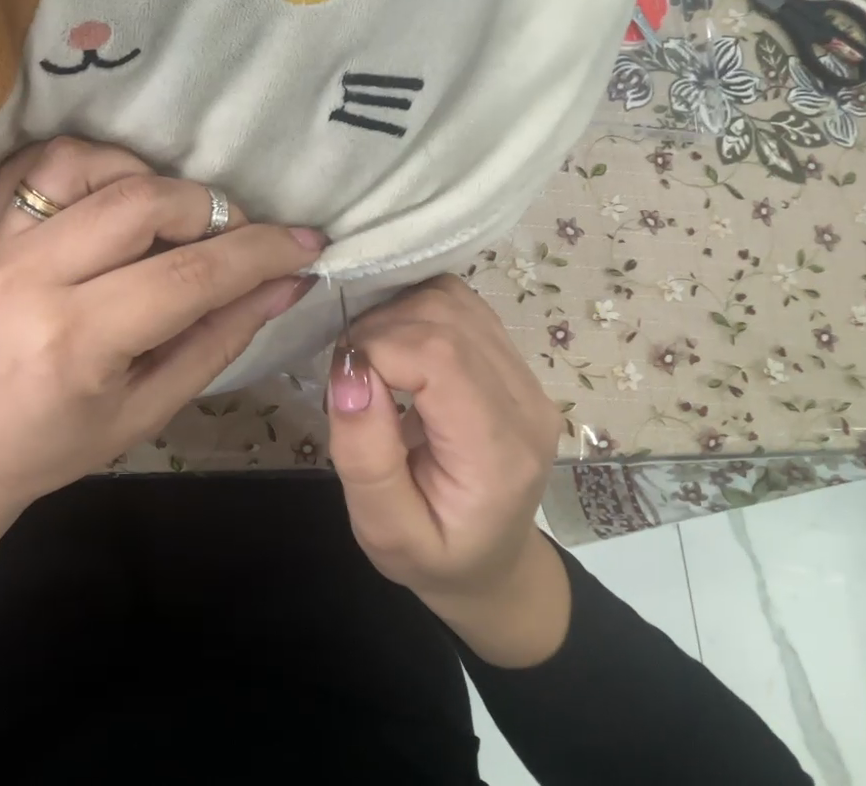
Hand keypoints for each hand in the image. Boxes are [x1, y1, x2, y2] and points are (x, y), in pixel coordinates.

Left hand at [0, 137, 324, 576]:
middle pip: (143, 203)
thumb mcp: (148, 410)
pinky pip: (43, 164)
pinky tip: (117, 197)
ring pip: (93, 168)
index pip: (187, 275)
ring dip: (154, 182)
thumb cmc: (56, 446)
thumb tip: (286, 282)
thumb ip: (218, 340)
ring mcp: (5, 246)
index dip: (259, 253)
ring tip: (177, 226)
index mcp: (76, 341)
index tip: (306, 245)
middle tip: (239, 244)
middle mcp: (34, 278)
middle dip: (213, 212)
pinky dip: (93, 164)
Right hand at [326, 275, 571, 666]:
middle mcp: (525, 401)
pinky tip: (393, 350)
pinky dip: (412, 312)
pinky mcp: (511, 363)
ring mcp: (525, 376)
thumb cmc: (432, 555)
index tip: (341, 387)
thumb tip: (348, 372)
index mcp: (497, 450)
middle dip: (376, 331)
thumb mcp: (384, 529)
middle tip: (347, 376)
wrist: (490, 566)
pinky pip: (458, 306)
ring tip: (368, 362)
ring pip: (450, 299)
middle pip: (443, 317)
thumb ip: (365, 456)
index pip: (438, 354)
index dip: (374, 350)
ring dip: (393, 316)